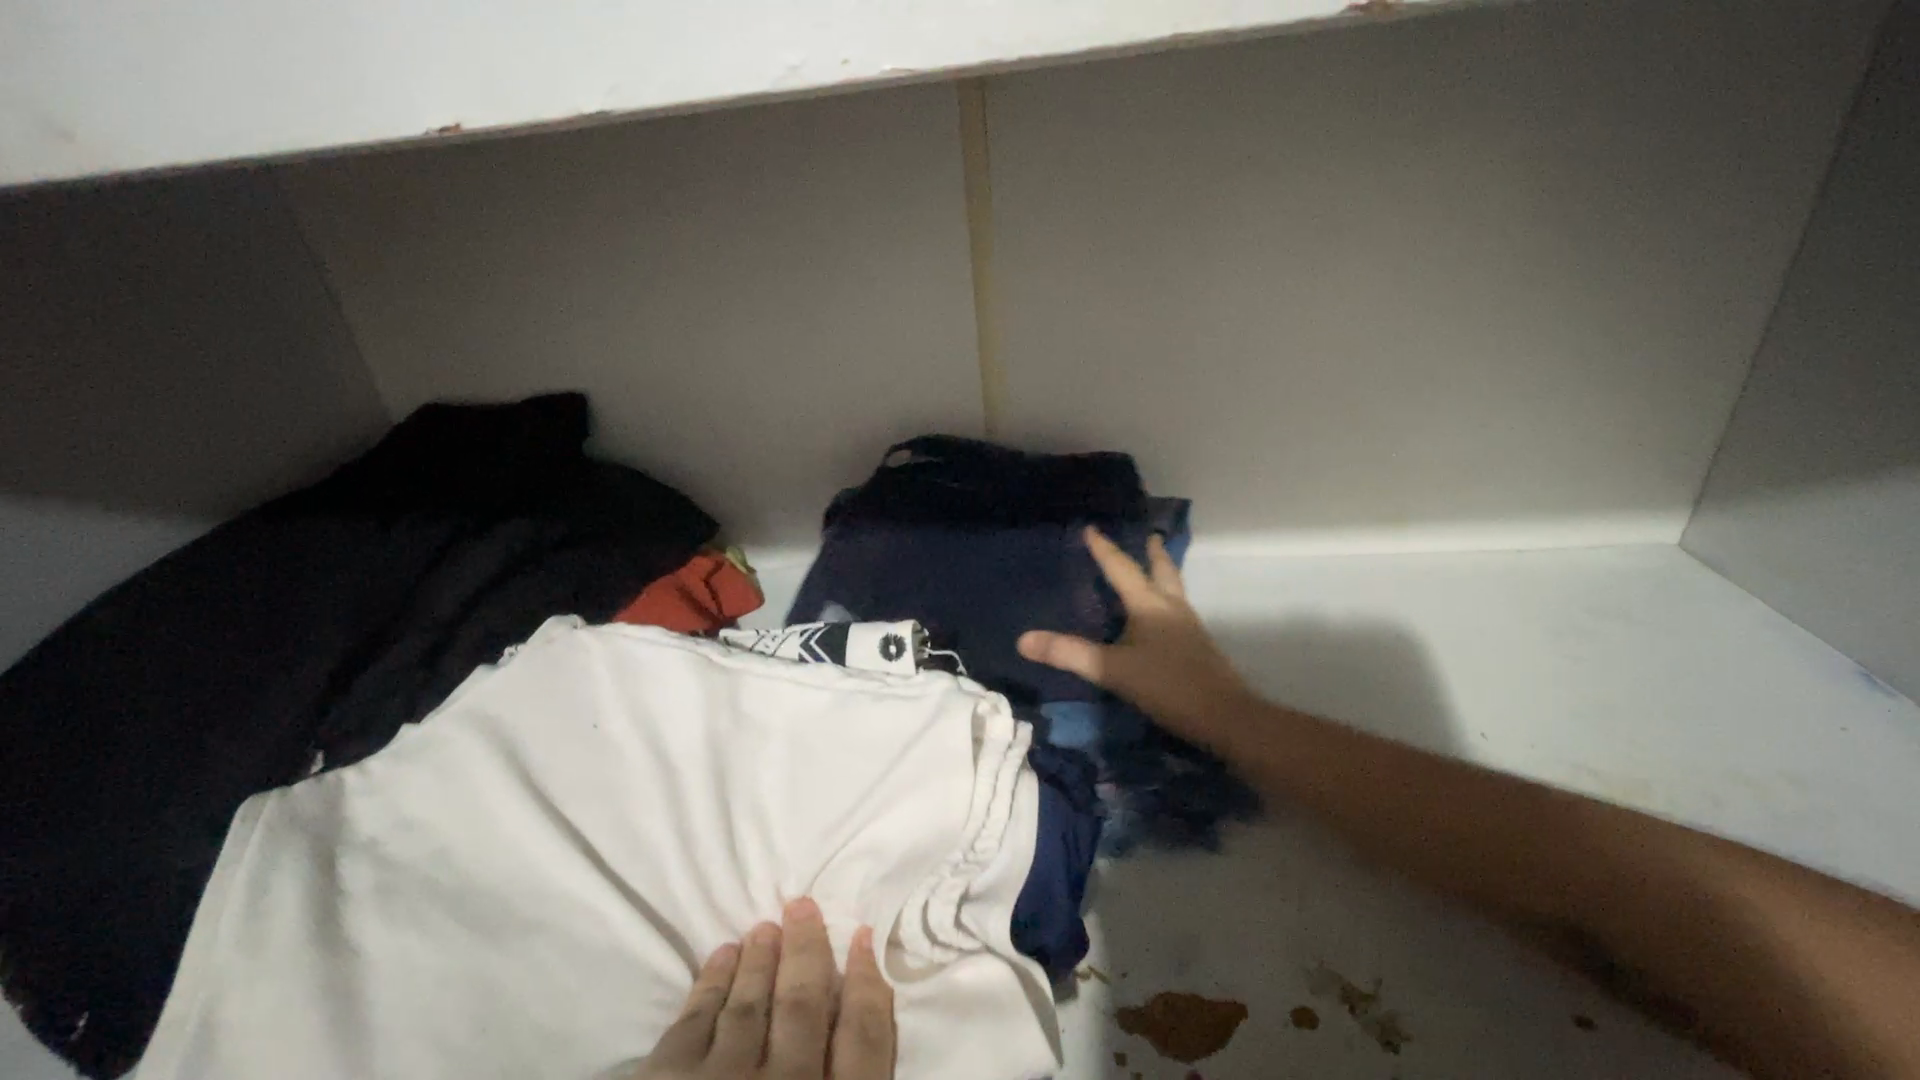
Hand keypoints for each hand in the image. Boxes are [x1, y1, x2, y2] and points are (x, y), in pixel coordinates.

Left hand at [629, 899, 894, 1079]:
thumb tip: (864, 1028)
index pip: (865, 1039)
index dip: (867, 984)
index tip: (863, 936)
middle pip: (806, 1007)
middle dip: (807, 952)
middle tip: (801, 905)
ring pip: (750, 1005)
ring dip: (759, 960)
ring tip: (764, 927)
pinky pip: (694, 1020)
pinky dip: (710, 983)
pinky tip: (719, 958)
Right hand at [1018, 526, 1256, 745]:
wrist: (1226, 717)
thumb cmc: (1168, 686)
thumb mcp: (1112, 670)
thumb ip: (1069, 654)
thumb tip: (1023, 639)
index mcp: (1149, 605)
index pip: (1121, 569)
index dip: (1104, 549)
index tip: (1091, 528)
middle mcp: (1172, 608)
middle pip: (1163, 571)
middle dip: (1152, 554)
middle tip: (1149, 536)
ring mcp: (1190, 628)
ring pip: (1174, 590)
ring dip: (1163, 575)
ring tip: (1155, 569)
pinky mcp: (1198, 648)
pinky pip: (1179, 612)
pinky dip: (1166, 602)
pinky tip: (1161, 619)